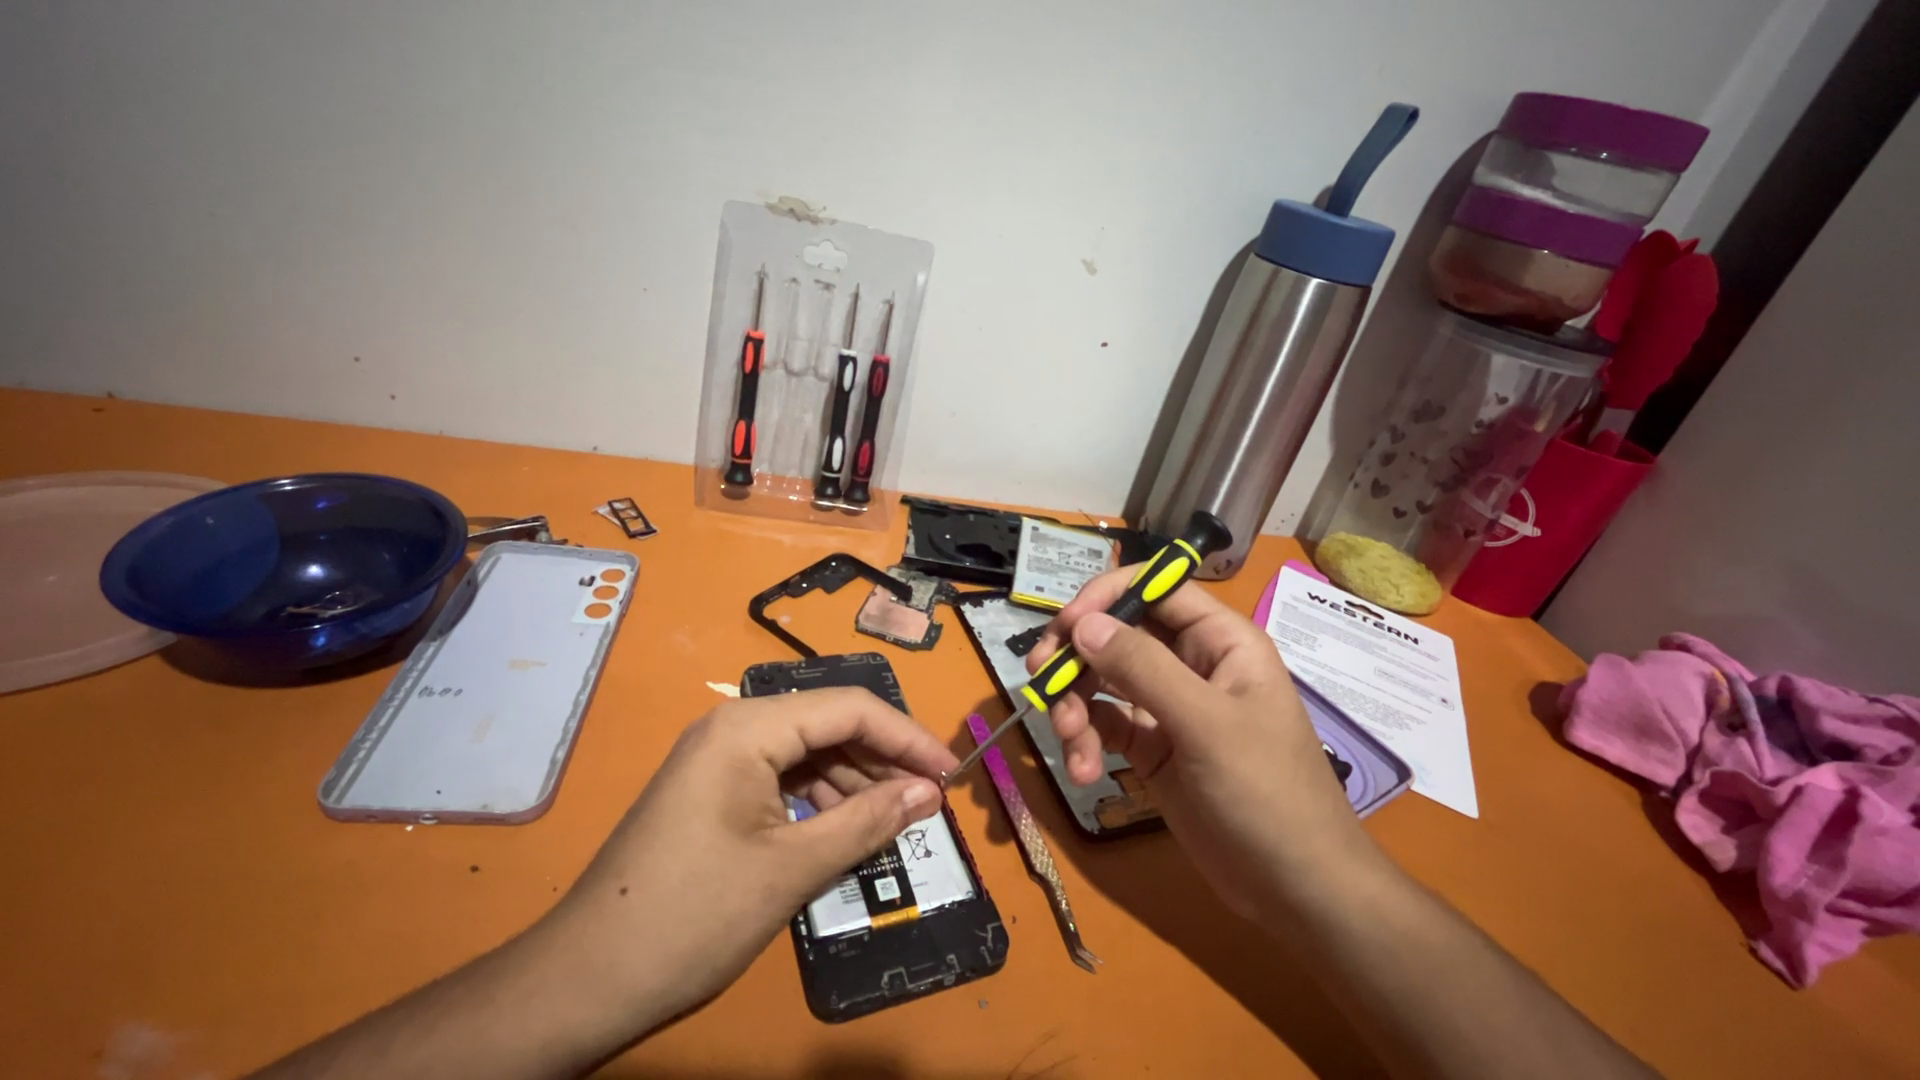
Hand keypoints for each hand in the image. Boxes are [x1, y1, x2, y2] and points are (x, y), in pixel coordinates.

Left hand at [538, 687, 955, 1031]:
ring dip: (856, 781)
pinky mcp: (711, 794)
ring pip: (807, 753)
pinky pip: (781, 780)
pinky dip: (821, 801)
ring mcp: (717, 761)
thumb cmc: (694, 915)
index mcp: (748, 727)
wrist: (585, 979)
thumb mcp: (792, 868)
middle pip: (828, 724)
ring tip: (898, 820)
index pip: (849, 708)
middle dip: (884, 758)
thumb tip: (931, 792)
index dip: (909, 737)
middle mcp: (732, 728)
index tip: (953, 774)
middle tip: (931, 801)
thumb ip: (868, 820)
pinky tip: (847, 830)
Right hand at [1029, 566, 1366, 916]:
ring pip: (1103, 680)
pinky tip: (1081, 771)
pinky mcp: (1151, 748)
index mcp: (1220, 641)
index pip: (1156, 590)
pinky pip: (1104, 725)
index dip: (1107, 598)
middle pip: (1119, 633)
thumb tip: (1083, 624)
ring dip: (1075, 705)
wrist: (1295, 887)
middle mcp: (1191, 664)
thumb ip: (1144, 668)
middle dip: (1077, 654)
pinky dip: (1083, 741)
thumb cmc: (1266, 793)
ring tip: (1068, 742)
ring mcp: (1168, 707)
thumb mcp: (1206, 724)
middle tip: (1040, 676)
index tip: (1065, 626)